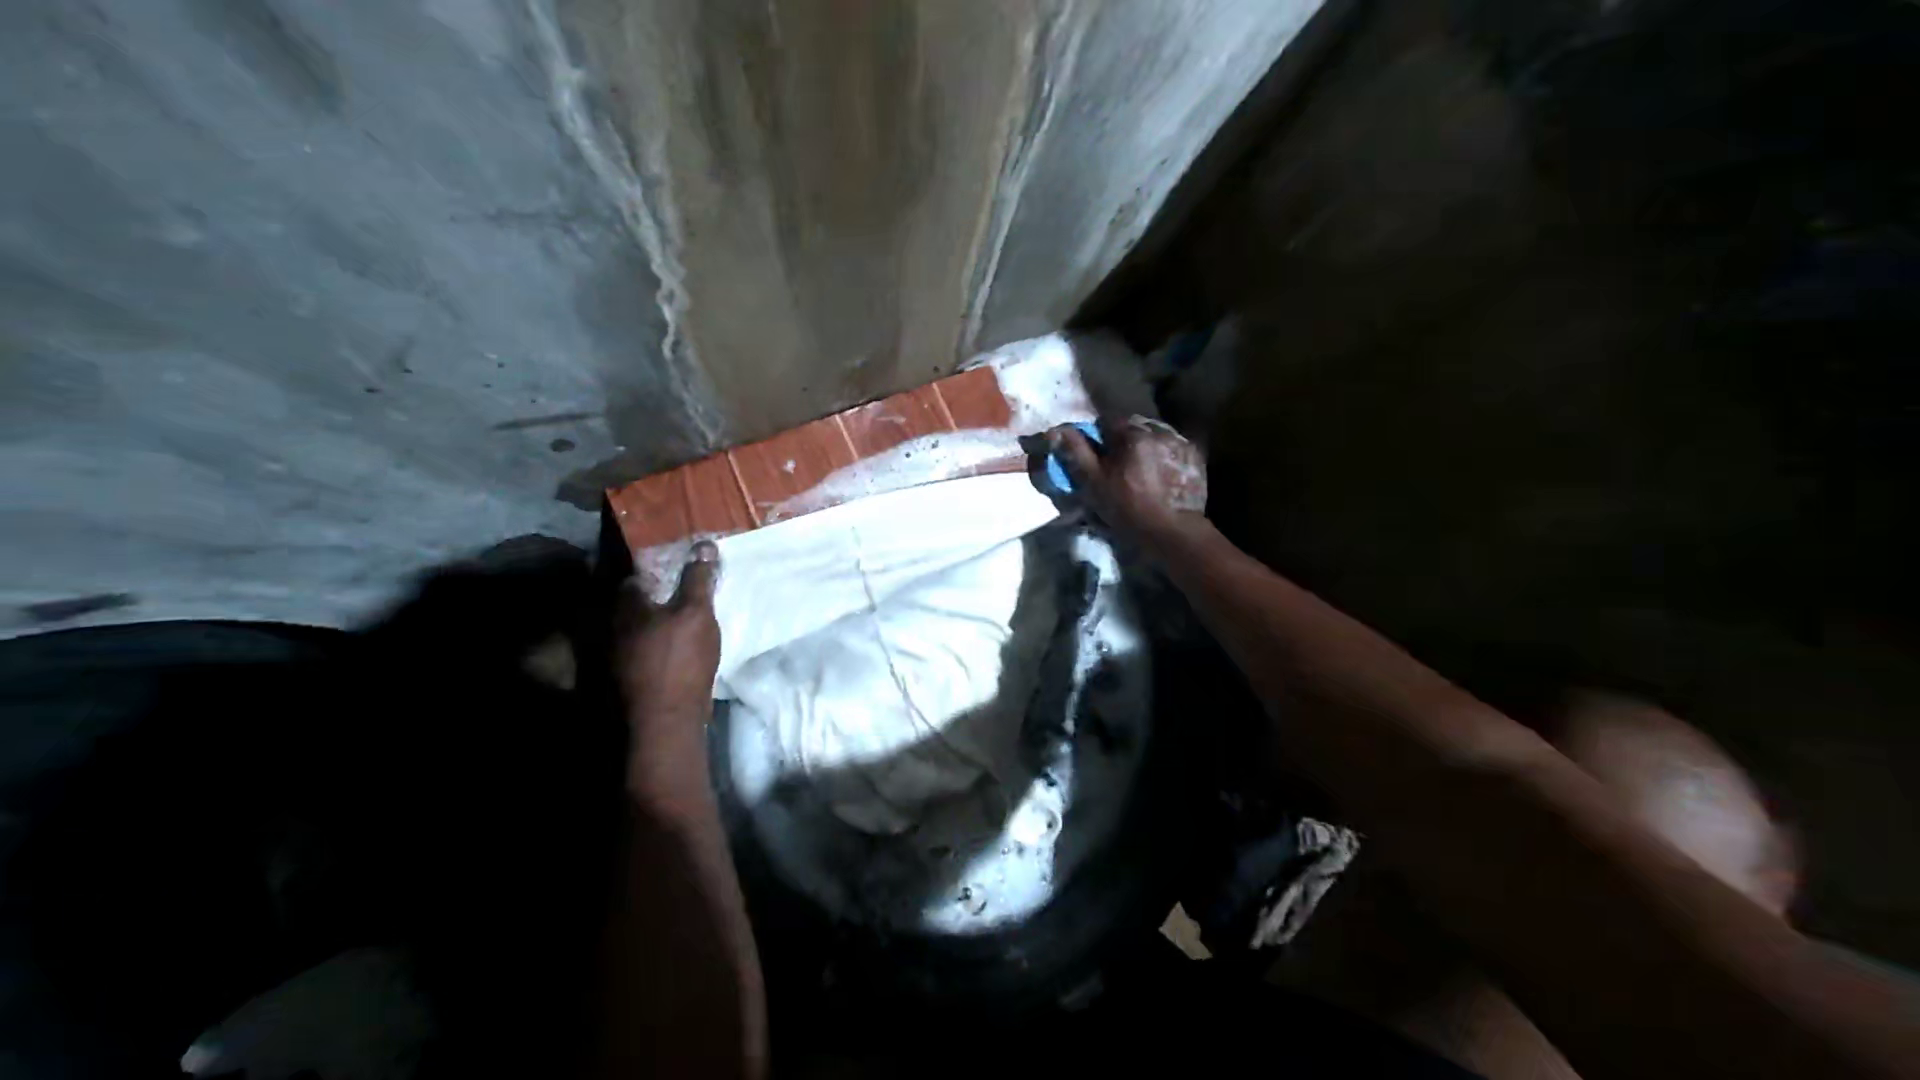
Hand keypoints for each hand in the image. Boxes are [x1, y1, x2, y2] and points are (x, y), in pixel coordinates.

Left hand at [616, 541, 720, 728]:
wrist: (665, 719)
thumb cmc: (680, 659)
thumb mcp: (696, 613)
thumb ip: (698, 578)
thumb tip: (703, 544)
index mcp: (625, 605)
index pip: (639, 574)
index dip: (661, 567)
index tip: (682, 566)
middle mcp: (612, 625)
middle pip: (637, 601)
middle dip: (658, 595)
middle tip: (686, 592)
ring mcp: (616, 654)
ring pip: (640, 626)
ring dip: (658, 621)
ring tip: (684, 619)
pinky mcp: (626, 677)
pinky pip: (643, 649)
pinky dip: (658, 644)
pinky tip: (677, 648)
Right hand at [1048, 415, 1207, 543]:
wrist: (1172, 532)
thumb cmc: (1128, 508)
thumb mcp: (1094, 482)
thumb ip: (1076, 452)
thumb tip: (1055, 430)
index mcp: (1131, 433)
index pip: (1106, 421)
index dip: (1098, 439)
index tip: (1097, 459)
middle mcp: (1158, 429)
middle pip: (1132, 427)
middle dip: (1123, 441)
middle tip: (1119, 467)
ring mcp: (1180, 441)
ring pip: (1154, 435)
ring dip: (1145, 447)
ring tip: (1142, 472)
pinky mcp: (1195, 456)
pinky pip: (1173, 447)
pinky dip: (1165, 456)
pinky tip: (1162, 476)